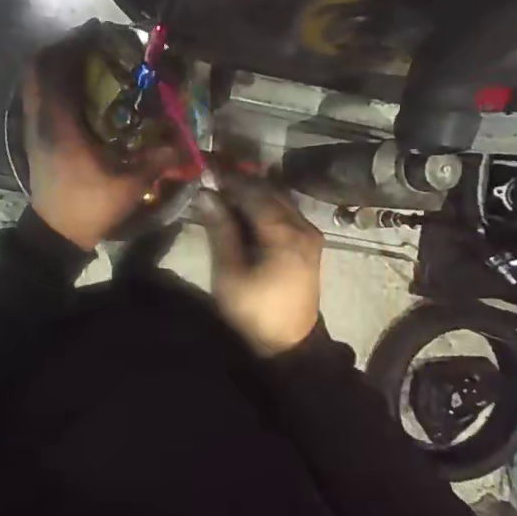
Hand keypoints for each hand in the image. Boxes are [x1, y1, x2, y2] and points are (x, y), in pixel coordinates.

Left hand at [21, 35, 170, 250]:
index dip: (72, 45)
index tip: (97, 33)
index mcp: (60, 124)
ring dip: (55, 66)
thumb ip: (159, 160)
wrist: (56, 233)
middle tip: (92, 44)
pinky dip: (52, 85)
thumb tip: (187, 144)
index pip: (54, 69)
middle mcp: (40, 119)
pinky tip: (78, 92)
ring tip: (85, 62)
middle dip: (62, 49)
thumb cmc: (90, 205)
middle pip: (37, 68)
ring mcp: (32, 128)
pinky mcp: (33, 138)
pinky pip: (37, 98)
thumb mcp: (129, 184)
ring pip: (33, 83)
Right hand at [200, 175, 323, 354]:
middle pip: (270, 192)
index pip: (254, 193)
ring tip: (225, 193)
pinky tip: (245, 211)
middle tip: (213, 179)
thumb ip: (220, 230)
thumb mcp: (229, 272)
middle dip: (241, 183)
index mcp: (284, 234)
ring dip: (253, 193)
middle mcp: (303, 227)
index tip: (206, 170)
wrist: (289, 346)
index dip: (229, 180)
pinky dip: (265, 206)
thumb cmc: (254, 311)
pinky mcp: (310, 245)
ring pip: (280, 201)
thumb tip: (207, 195)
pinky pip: (286, 213)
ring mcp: (310, 235)